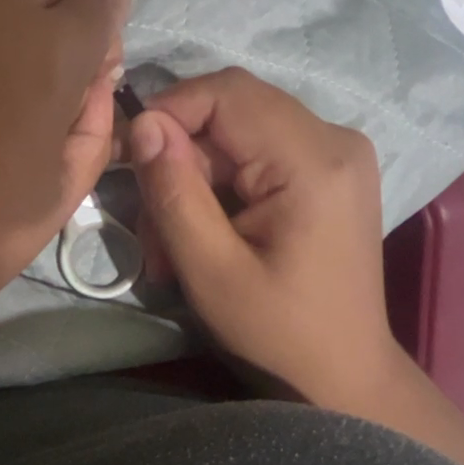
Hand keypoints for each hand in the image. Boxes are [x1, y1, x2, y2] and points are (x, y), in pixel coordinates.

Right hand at [128, 68, 399, 396]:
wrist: (340, 370)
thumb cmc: (275, 331)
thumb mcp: (211, 270)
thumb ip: (176, 194)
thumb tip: (143, 126)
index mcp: (312, 159)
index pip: (228, 94)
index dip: (167, 112)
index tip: (124, 158)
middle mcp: (334, 138)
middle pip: (233, 114)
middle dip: (177, 161)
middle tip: (151, 232)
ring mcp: (336, 155)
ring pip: (239, 138)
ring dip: (193, 184)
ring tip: (173, 249)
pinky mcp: (327, 175)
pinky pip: (258, 159)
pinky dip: (219, 192)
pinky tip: (204, 238)